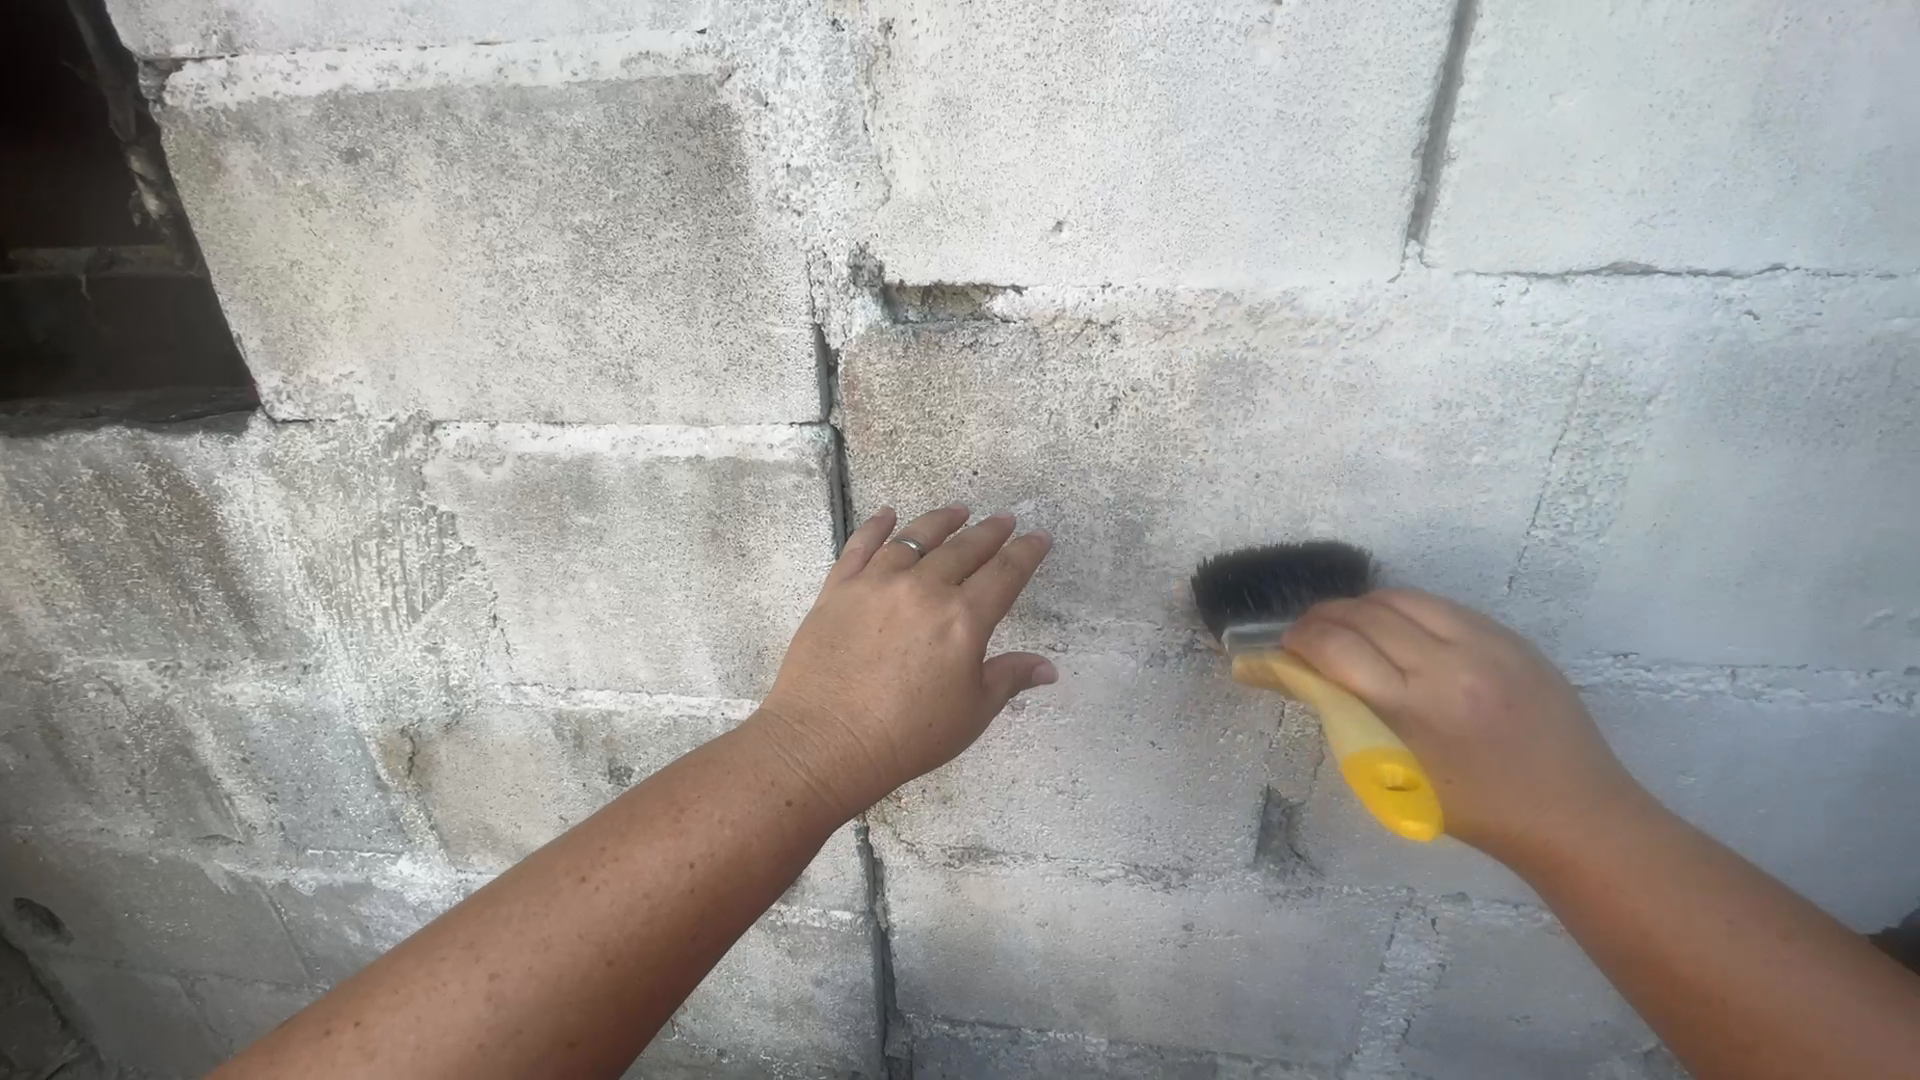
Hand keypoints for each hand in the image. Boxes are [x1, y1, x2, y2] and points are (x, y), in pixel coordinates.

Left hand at [752, 505, 1055, 818]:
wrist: (826, 742)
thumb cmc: (907, 736)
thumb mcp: (971, 713)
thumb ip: (1009, 679)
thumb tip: (1048, 668)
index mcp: (963, 619)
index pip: (1005, 574)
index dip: (1026, 553)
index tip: (1038, 537)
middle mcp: (924, 589)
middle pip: (964, 549)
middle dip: (990, 532)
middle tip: (1004, 519)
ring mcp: (878, 584)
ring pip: (915, 538)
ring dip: (941, 521)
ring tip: (958, 510)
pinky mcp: (839, 588)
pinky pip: (861, 546)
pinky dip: (876, 526)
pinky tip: (887, 514)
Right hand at [1281, 589, 1648, 867]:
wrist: (1575, 814)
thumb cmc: (1471, 809)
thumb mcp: (1392, 772)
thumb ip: (1341, 713)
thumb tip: (1287, 674)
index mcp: (1417, 708)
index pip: (1336, 648)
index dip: (1300, 640)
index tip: (1286, 649)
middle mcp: (1450, 664)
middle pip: (1362, 614)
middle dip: (1321, 619)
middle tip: (1307, 636)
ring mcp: (1486, 644)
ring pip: (1398, 598)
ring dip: (1359, 608)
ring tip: (1347, 628)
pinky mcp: (1509, 636)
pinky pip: (1437, 604)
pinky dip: (1401, 610)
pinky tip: (1394, 629)